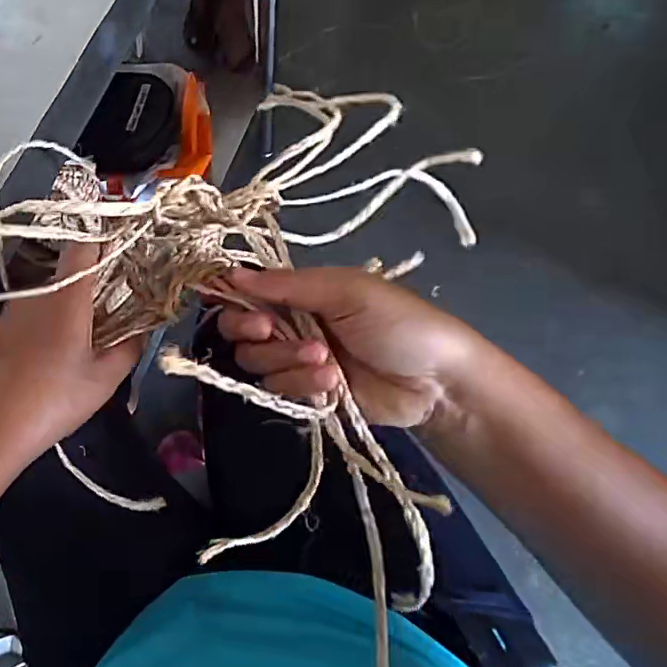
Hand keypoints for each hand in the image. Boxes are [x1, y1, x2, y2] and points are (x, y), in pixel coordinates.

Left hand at [0, 243, 142, 499]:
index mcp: (66, 295)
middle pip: (69, 267)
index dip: (106, 238)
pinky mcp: (0, 328)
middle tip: (120, 292)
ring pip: (50, 289)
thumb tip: (142, 330)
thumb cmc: (53, 400)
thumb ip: (129, 348)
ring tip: (93, 322)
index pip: (85, 245)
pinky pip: (33, 308)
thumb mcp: (103, 380)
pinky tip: (59, 344)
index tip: (127, 245)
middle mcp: (37, 292)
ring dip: (72, 296)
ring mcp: (14, 309)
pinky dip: (51, 314)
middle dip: (96, 273)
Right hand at [217, 267, 479, 427]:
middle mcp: (291, 323)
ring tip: (327, 360)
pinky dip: (303, 385)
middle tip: (270, 331)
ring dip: (287, 360)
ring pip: (256, 363)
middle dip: (250, 330)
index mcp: (300, 291)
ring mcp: (297, 360)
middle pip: (239, 330)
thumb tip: (230, 274)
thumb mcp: (346, 291)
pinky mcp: (307, 393)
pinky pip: (279, 390)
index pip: (246, 291)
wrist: (437, 381)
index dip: (231, 299)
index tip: (230, 303)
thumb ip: (287, 285)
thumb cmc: (399, 322)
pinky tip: (334, 383)